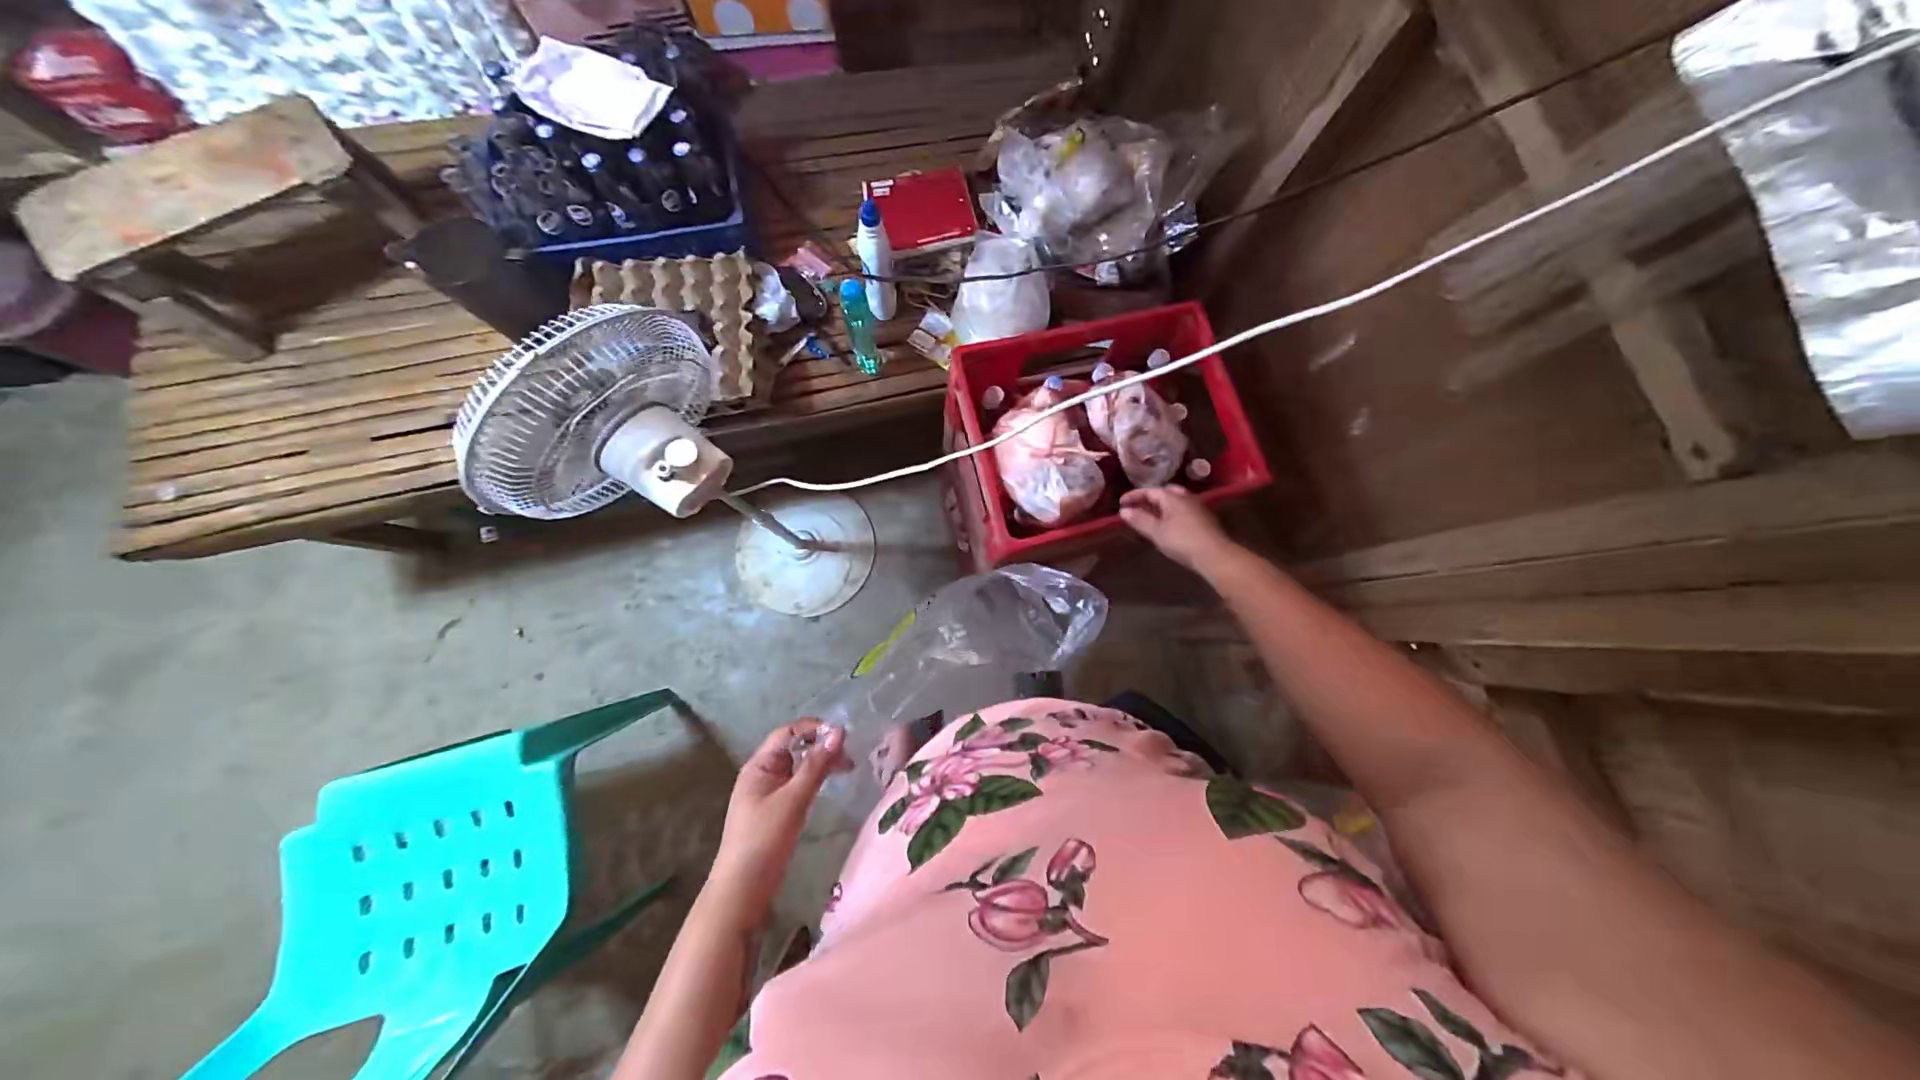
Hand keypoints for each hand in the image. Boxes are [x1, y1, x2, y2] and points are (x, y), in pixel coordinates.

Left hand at [707, 719, 846, 922]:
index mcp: (759, 766)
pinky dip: (814, 781)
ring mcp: (768, 794)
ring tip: (847, 769)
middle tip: (850, 757)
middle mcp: (762, 774)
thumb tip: (838, 732)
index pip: (788, 732)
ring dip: (820, 764)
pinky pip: (797, 785)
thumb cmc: (765, 839)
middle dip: (821, 746)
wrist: (742, 889)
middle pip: (794, 748)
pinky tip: (829, 787)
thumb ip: (816, 766)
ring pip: (798, 767)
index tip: (843, 737)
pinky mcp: (775, 811)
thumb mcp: (793, 799)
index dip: (814, 729)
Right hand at [1119, 485, 1237, 572]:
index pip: (1150, 491)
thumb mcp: (1156, 532)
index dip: (1134, 496)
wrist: (1215, 555)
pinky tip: (1167, 524)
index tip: (1121, 503)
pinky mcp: (1204, 519)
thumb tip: (1123, 511)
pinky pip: (1182, 509)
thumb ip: (1139, 520)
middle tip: (1137, 507)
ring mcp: (1197, 507)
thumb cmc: (1182, 541)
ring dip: (1160, 506)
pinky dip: (1170, 512)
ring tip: (1150, 516)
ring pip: (1175, 501)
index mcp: (1173, 497)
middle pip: (1164, 493)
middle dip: (1149, 498)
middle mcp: (1186, 497)